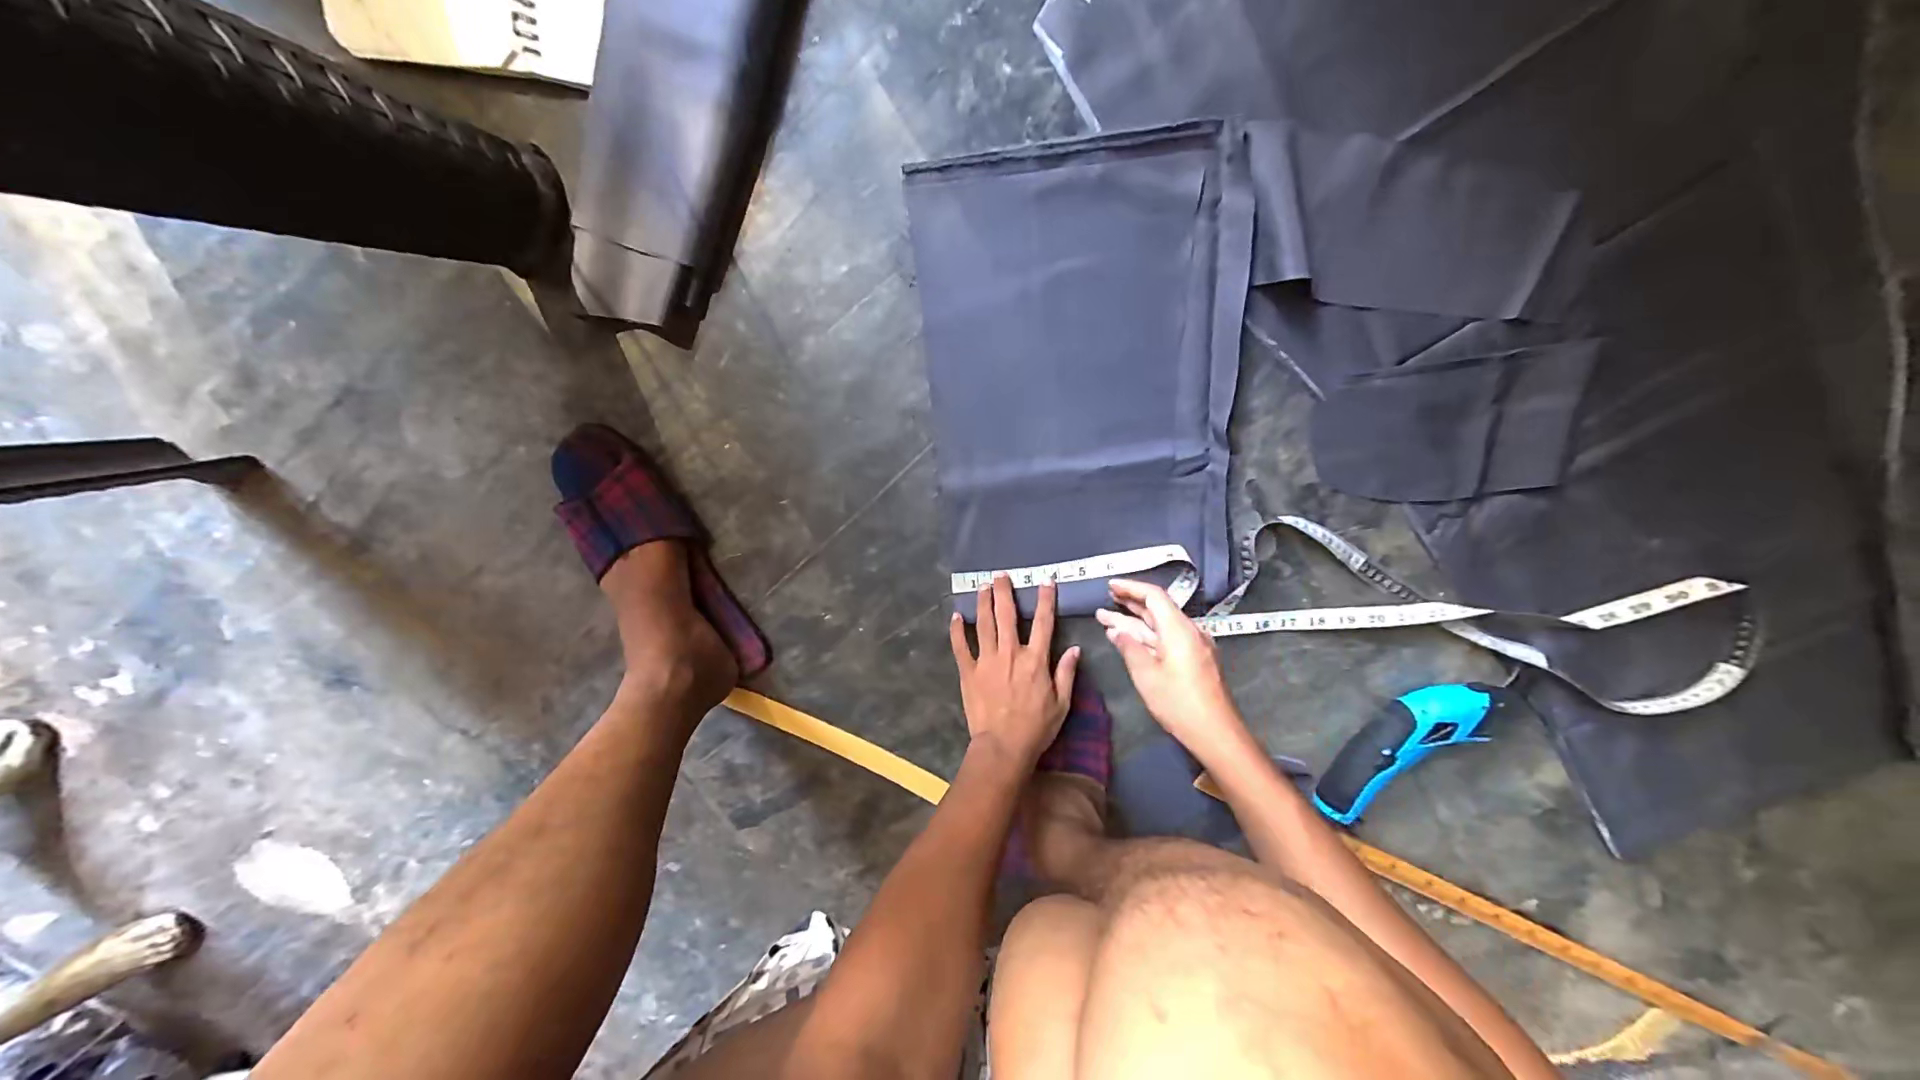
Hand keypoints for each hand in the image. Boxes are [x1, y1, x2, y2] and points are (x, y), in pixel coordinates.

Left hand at [950, 575, 1080, 767]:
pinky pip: (961, 646)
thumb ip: (1067, 673)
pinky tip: (956, 616)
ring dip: (983, 602)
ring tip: (982, 586)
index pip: (1043, 622)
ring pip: (984, 624)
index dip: (1045, 599)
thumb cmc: (1036, 728)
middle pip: (1007, 615)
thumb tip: (1075, 649)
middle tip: (1001, 575)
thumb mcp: (1062, 703)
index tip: (1045, 581)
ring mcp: (987, 661)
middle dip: (1004, 591)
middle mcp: (1010, 653)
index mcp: (1036, 660)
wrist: (1003, 746)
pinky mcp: (968, 672)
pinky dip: (957, 630)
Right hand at [1096, 578, 1253, 767]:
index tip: (1110, 585)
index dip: (1131, 588)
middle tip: (1106, 598)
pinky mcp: (1196, 659)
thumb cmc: (1178, 702)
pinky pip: (1168, 638)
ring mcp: (1194, 646)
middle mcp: (1190, 631)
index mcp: (1179, 629)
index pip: (1154, 596)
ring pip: (1161, 626)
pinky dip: (1147, 636)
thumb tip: (1116, 630)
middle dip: (1130, 603)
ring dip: (1135, 622)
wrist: (1215, 731)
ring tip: (1107, 618)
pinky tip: (1130, 640)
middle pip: (1158, 609)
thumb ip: (1129, 647)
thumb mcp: (1146, 675)